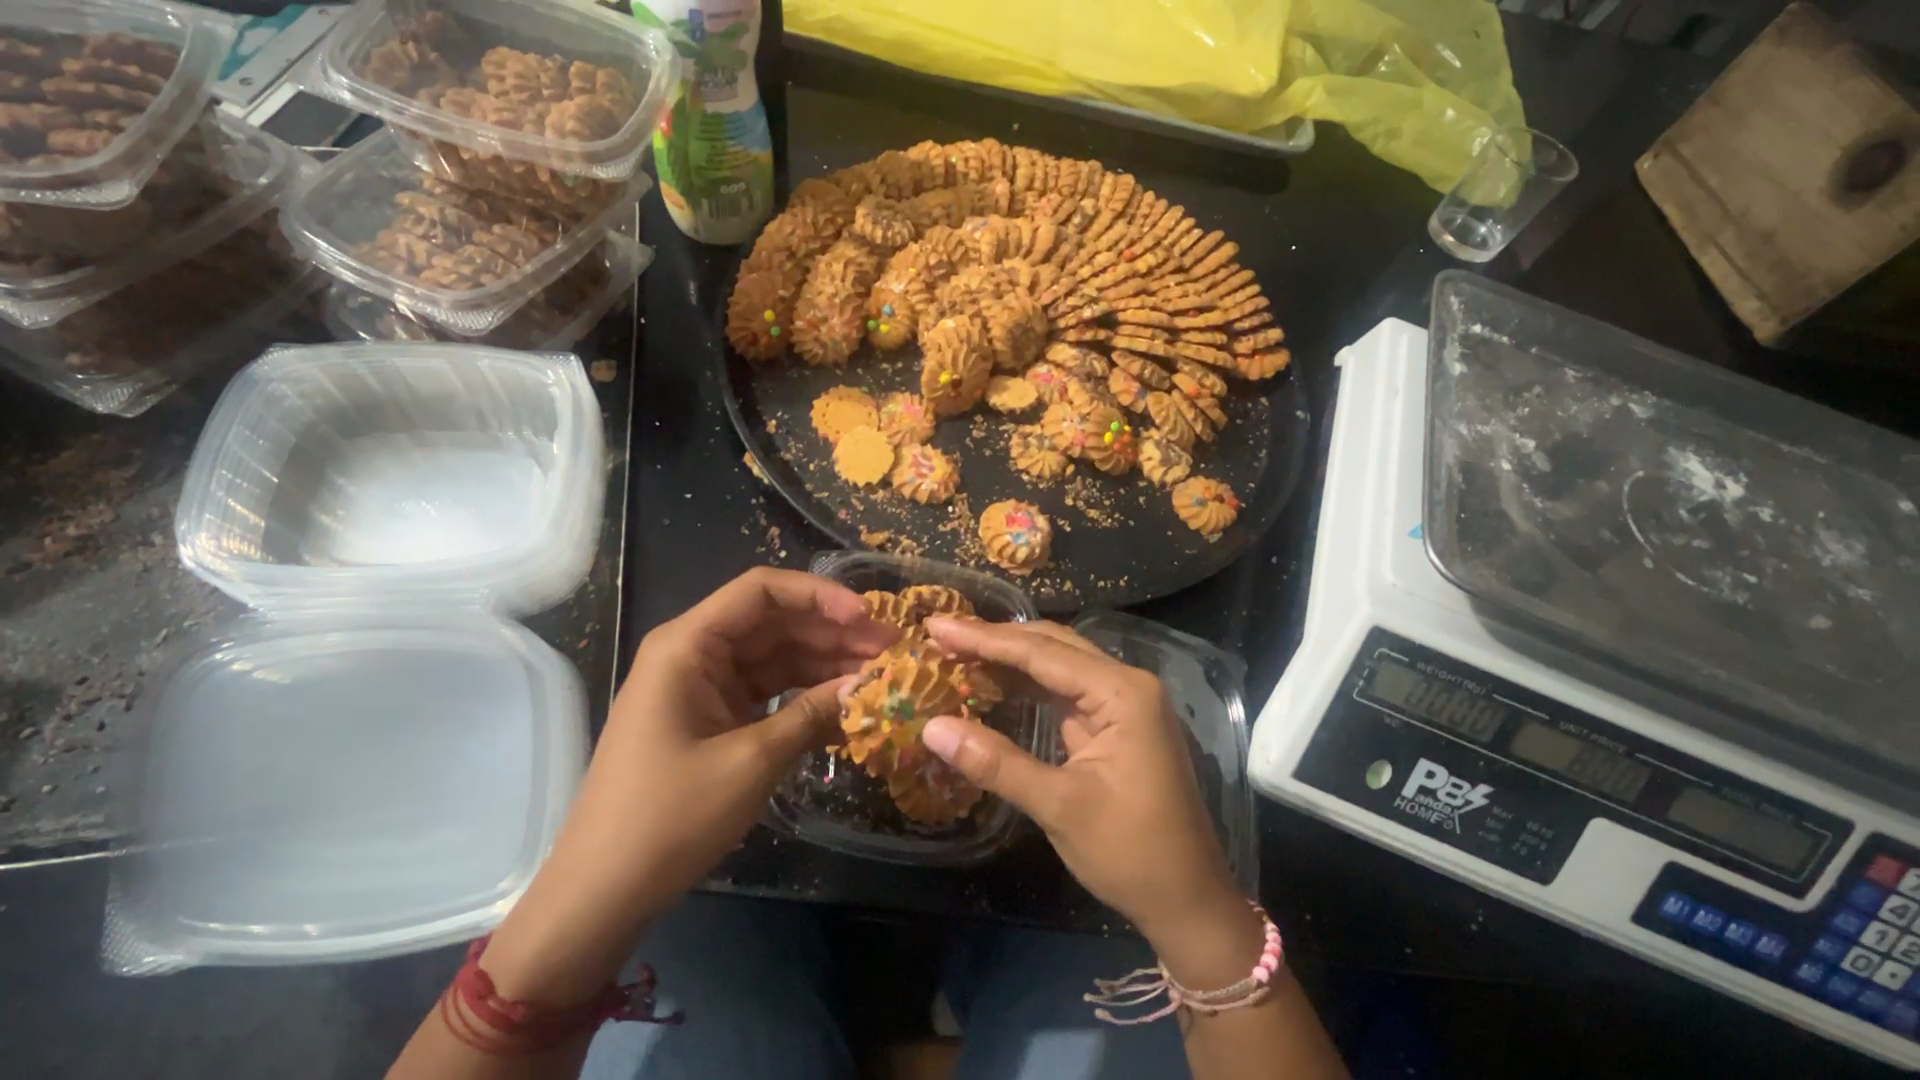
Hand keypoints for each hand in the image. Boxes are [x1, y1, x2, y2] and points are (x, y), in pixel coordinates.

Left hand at [482, 568, 895, 1002]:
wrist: (605, 886)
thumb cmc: (670, 816)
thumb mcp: (751, 762)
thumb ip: (812, 715)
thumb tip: (868, 685)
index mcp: (688, 645)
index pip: (761, 592)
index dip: (820, 595)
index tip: (869, 617)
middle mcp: (694, 652)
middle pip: (774, 622)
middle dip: (833, 631)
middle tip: (892, 650)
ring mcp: (702, 686)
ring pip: (776, 656)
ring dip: (825, 662)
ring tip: (882, 674)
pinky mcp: (712, 718)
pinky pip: (767, 690)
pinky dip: (805, 695)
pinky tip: (847, 704)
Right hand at [918, 618, 1247, 958]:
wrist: (1187, 900)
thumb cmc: (1131, 852)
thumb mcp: (1059, 807)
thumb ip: (996, 762)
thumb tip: (931, 727)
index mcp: (1122, 693)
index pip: (1042, 652)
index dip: (985, 638)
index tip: (936, 625)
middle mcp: (1126, 685)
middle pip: (1052, 647)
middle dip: (995, 640)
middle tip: (940, 636)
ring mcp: (1123, 706)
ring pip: (1058, 667)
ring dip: (1009, 661)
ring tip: (955, 654)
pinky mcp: (1115, 728)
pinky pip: (1064, 694)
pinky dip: (1026, 688)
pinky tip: (991, 685)